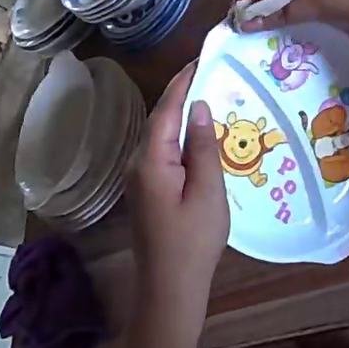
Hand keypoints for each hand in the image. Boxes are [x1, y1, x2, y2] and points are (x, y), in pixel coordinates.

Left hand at [128, 64, 229, 310]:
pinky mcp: (144, 190)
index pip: (166, 109)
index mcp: (151, 160)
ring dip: (180, 117)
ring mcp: (137, 178)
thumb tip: (199, 108)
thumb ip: (203, 148)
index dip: (183, 82)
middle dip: (182, 95)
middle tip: (211, 76)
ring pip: (159, 137)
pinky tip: (197, 138)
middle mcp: (137, 163)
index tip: (201, 59)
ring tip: (209, 99)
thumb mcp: (208, 192)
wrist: (169, 288)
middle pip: (159, 120)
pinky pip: (160, 153)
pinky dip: (178, 139)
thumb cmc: (193, 242)